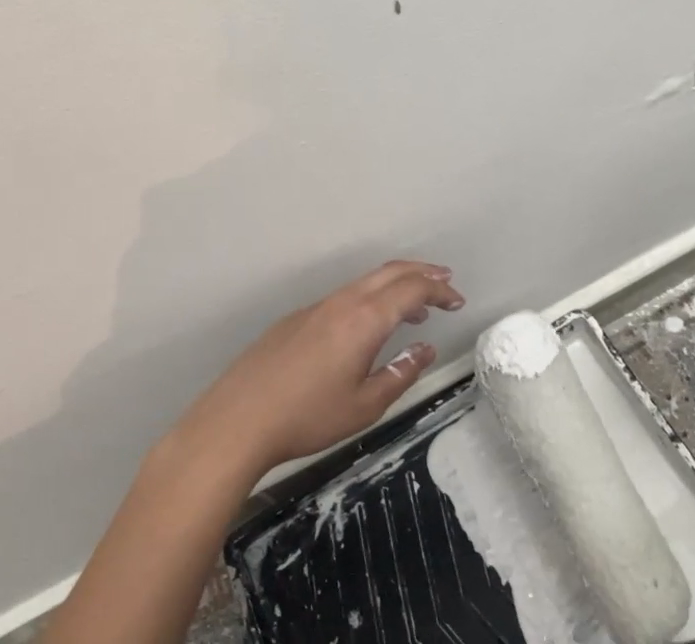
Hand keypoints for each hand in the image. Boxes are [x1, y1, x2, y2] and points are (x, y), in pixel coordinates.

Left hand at [162, 260, 464, 474]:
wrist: (236, 421)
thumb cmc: (307, 417)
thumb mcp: (365, 405)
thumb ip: (400, 373)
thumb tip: (425, 349)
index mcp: (364, 319)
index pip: (412, 289)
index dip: (440, 290)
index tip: (458, 301)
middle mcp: (341, 303)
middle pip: (389, 272)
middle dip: (421, 273)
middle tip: (446, 281)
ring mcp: (314, 309)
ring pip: (364, 283)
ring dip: (395, 286)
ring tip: (415, 306)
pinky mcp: (295, 321)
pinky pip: (343, 297)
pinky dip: (369, 299)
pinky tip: (367, 327)